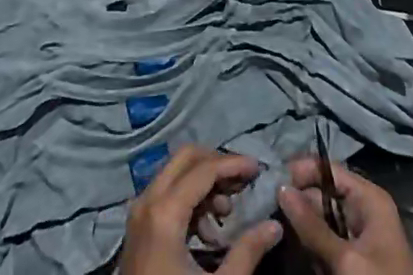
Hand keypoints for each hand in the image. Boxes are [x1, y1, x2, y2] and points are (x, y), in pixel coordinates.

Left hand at [121, 146, 282, 274]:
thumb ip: (247, 252)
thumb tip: (275, 225)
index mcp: (164, 213)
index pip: (204, 169)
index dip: (234, 164)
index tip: (259, 168)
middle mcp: (147, 201)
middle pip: (185, 158)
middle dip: (217, 164)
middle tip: (243, 181)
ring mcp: (138, 212)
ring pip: (174, 173)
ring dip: (204, 182)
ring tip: (227, 211)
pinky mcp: (137, 226)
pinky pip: (165, 193)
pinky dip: (189, 198)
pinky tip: (207, 230)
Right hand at [275, 158, 412, 274]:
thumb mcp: (345, 259)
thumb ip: (312, 226)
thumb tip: (281, 188)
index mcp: (368, 198)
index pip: (329, 170)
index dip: (301, 171)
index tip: (272, 181)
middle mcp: (361, 208)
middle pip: (320, 193)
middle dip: (296, 202)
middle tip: (268, 210)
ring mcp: (355, 234)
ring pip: (318, 219)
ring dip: (300, 228)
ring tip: (279, 230)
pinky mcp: (348, 256)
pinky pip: (322, 241)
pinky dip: (308, 246)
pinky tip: (295, 250)